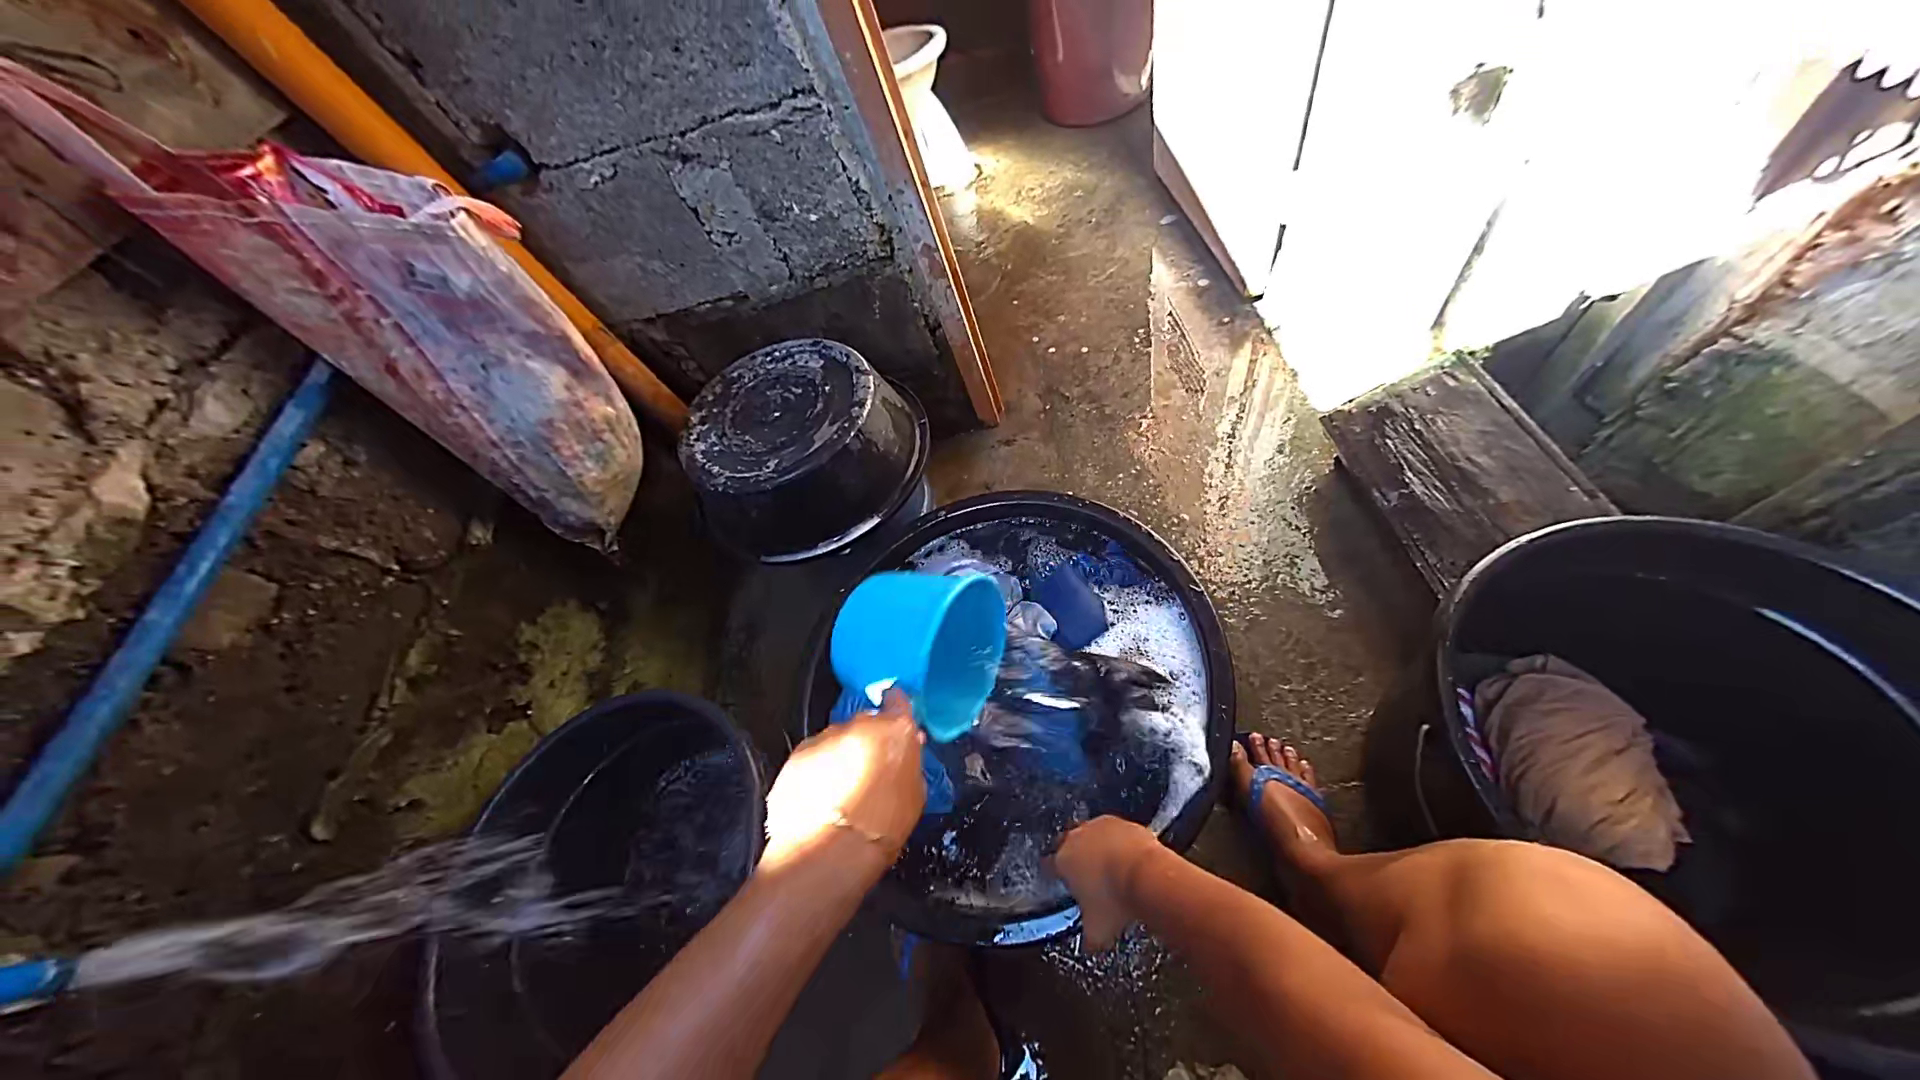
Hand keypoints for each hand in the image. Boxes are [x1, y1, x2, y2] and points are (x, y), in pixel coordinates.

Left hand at [764, 688, 925, 869]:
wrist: (827, 851)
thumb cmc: (880, 829)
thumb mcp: (914, 796)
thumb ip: (910, 762)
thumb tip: (908, 752)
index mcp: (895, 728)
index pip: (898, 699)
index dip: (896, 707)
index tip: (895, 718)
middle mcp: (858, 724)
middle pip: (866, 722)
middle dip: (868, 741)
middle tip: (870, 773)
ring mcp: (824, 738)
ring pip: (837, 740)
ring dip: (840, 758)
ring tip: (843, 794)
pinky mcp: (797, 755)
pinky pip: (812, 757)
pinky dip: (817, 772)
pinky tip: (821, 800)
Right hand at [1052, 816, 1161, 948]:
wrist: (1145, 876)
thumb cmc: (1116, 898)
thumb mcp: (1097, 931)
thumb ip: (1088, 938)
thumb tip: (1089, 946)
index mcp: (1062, 860)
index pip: (1050, 865)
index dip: (1057, 875)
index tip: (1063, 882)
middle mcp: (1077, 837)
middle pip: (1070, 845)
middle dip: (1078, 858)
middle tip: (1089, 877)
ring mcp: (1100, 826)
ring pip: (1093, 835)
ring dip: (1099, 847)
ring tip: (1112, 868)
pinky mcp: (1123, 821)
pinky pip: (1116, 831)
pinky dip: (1120, 843)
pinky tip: (1130, 859)